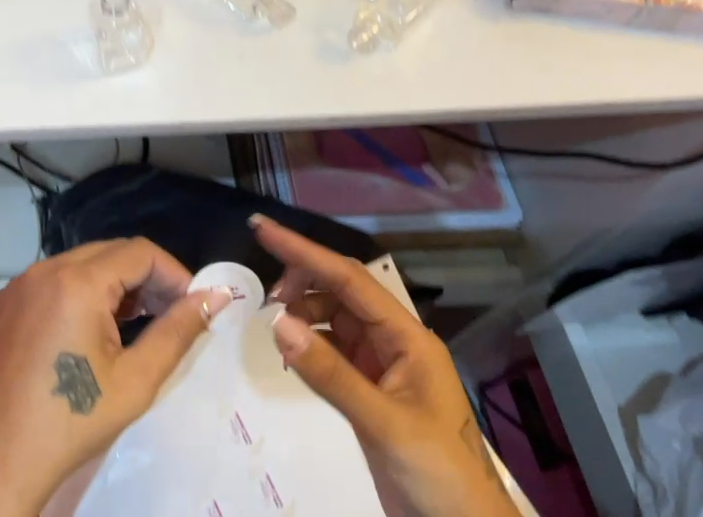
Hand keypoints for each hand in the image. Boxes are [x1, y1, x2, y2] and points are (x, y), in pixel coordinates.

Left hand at [0, 238, 233, 516]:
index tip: (194, 306)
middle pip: (110, 252)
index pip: (139, 252)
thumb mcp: (137, 378)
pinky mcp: (7, 302)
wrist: (3, 455)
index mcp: (76, 282)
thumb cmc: (75, 419)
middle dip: (147, 278)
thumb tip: (216, 296)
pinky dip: (83, 292)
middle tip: (172, 316)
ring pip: (82, 263)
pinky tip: (96, 329)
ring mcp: (20, 284)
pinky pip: (55, 279)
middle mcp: (44, 269)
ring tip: (139, 324)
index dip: (174, 274)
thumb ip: (178, 330)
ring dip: (116, 284)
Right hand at [255, 216, 520, 516]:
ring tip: (273, 328)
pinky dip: (306, 344)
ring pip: (333, 319)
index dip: (304, 252)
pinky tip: (289, 352)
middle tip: (263, 295)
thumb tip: (277, 323)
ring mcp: (381, 367)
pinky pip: (331, 351)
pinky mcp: (369, 392)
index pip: (349, 280)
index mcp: (408, 339)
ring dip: (302, 314)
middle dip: (301, 281)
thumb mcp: (385, 424)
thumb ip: (331, 373)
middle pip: (341, 292)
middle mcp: (394, 343)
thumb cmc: (439, 474)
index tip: (263, 229)